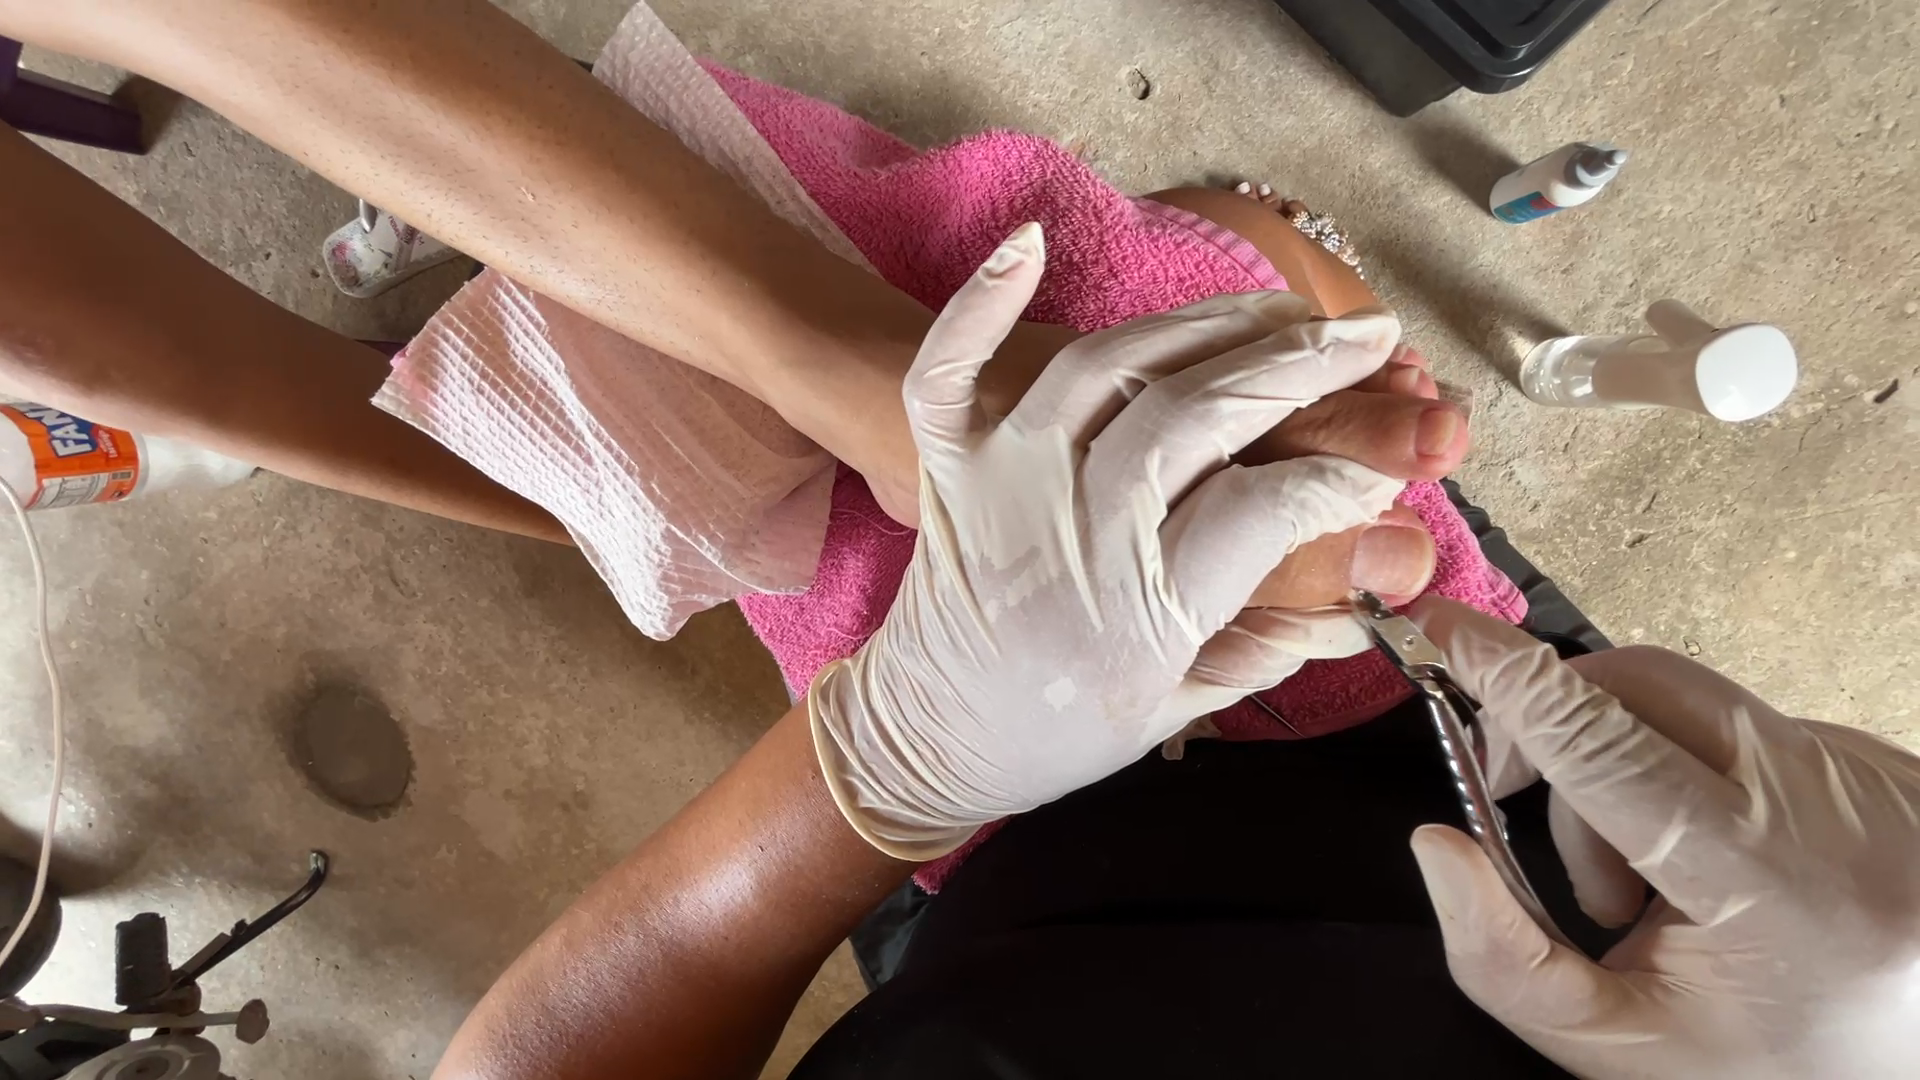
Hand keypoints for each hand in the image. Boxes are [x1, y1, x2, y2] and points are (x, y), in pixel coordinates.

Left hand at [809, 223, 1403, 858]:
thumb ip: (1275, 644)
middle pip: (1196, 417)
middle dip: (1297, 367)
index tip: (1384, 466)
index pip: (1269, 509)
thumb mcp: (1179, 710)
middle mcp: (1073, 534)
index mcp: (1142, 615)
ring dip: (1198, 326)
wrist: (932, 737)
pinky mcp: (949, 470)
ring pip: (1104, 370)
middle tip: (1366, 338)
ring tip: (1275, 312)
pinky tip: (1029, 247)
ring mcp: (1001, 488)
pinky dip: (978, 307)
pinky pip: (947, 374)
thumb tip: (1375, 586)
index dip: (1341, 476)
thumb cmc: (1058, 734)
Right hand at [1407, 598, 1919, 1079]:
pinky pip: (1728, 721)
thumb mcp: (1617, 1047)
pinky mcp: (1885, 763)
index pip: (1601, 744)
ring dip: (1606, 751)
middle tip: (1501, 786)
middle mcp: (1840, 810)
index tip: (1434, 624)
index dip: (1507, 675)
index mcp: (1774, 887)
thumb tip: (1433, 840)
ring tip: (1628, 863)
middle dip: (1540, 715)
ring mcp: (1876, 777)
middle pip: (1636, 685)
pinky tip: (1695, 846)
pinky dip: (1671, 762)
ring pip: (1677, 698)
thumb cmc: (1772, 1071)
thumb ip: (1500, 956)